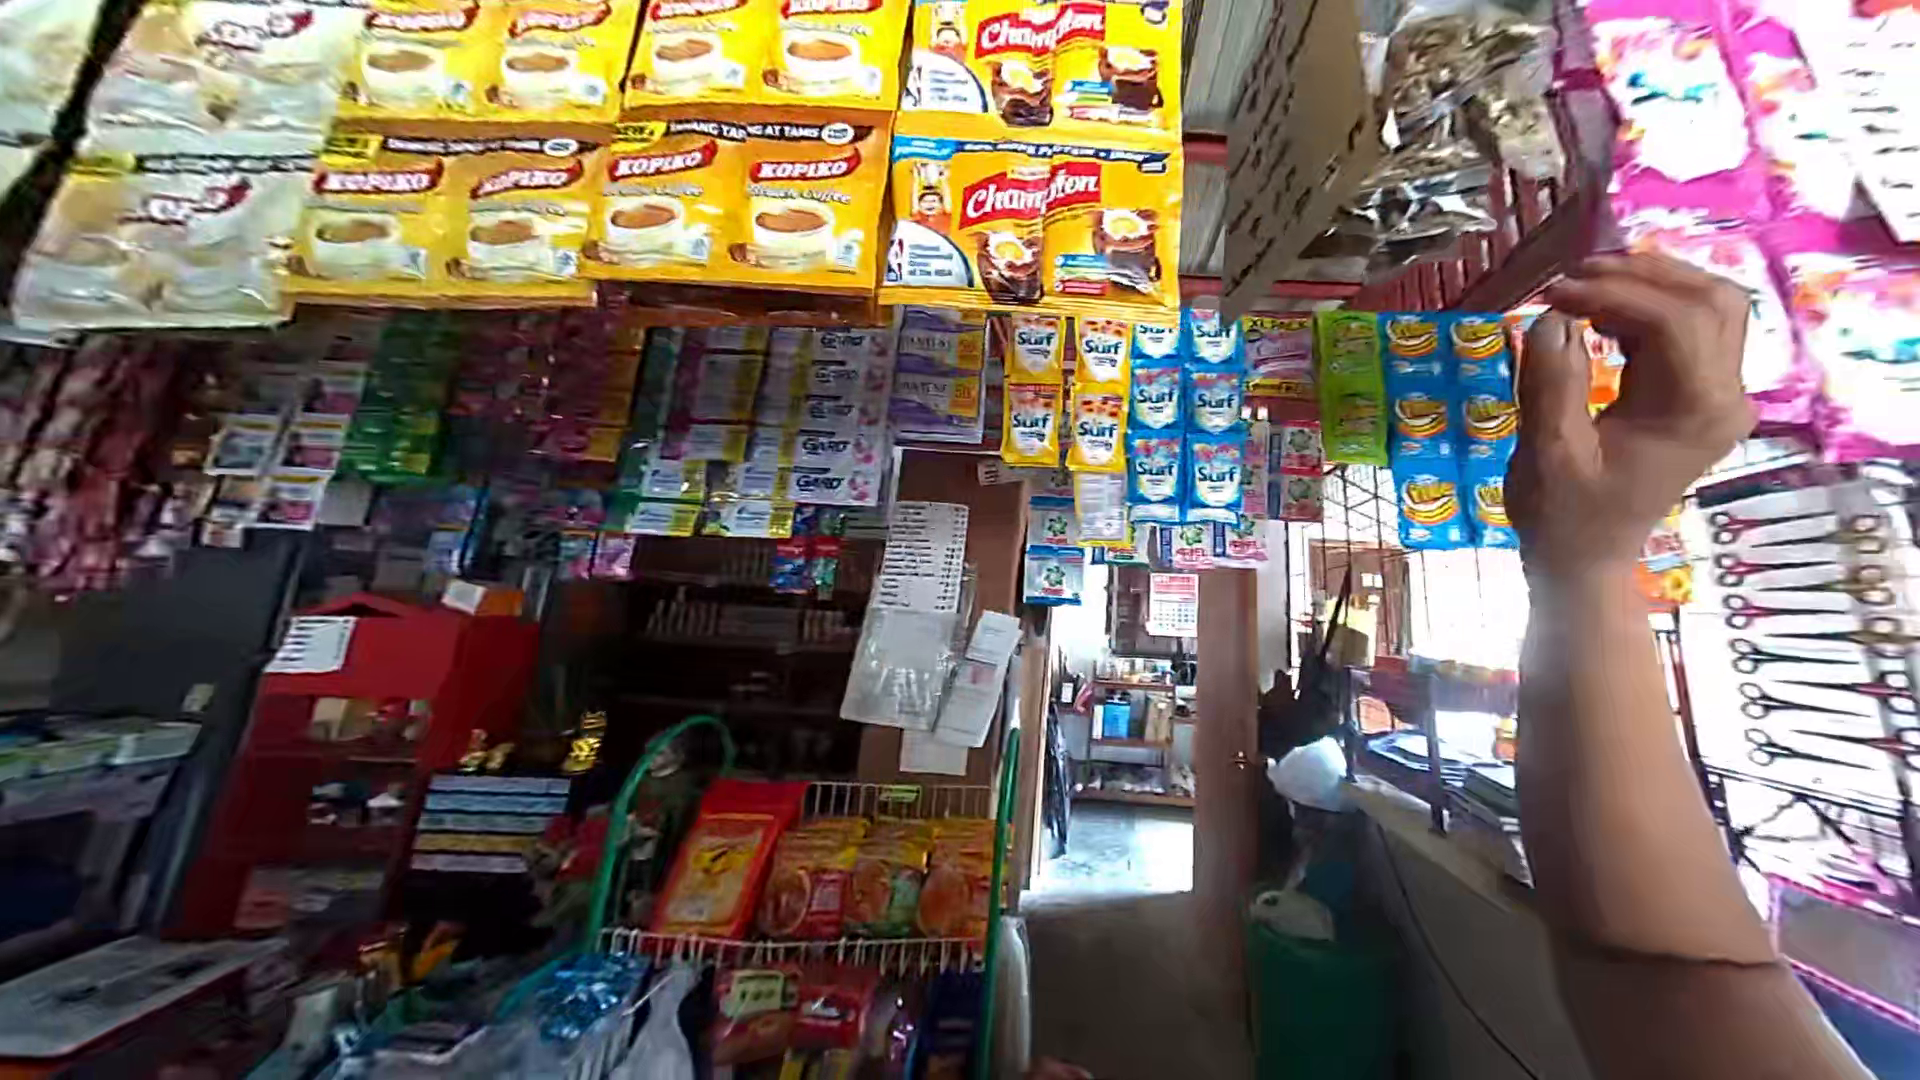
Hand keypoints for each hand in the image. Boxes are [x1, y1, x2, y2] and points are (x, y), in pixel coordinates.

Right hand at [1507, 253, 1754, 575]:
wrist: (1583, 554)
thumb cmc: (1561, 512)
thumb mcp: (1546, 452)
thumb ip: (1550, 385)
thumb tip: (1547, 320)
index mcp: (1691, 409)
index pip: (1675, 323)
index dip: (1614, 295)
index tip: (1551, 291)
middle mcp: (1722, 395)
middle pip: (1712, 303)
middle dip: (1642, 277)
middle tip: (1572, 274)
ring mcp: (1716, 397)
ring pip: (1711, 312)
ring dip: (1653, 286)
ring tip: (1587, 281)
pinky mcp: (1695, 400)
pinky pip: (1690, 336)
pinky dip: (1650, 311)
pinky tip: (1605, 311)